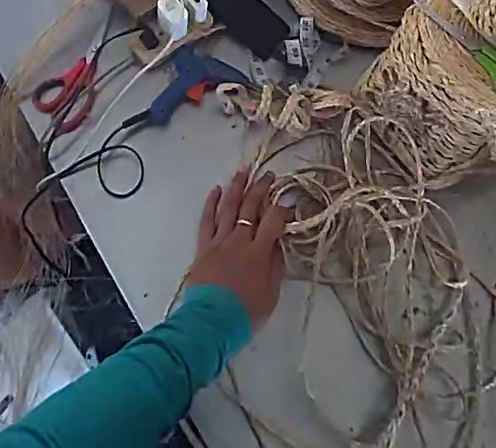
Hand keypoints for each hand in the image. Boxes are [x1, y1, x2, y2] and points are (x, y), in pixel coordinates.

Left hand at [186, 167, 290, 331]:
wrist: (209, 324)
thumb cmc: (244, 314)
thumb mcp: (270, 296)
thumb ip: (276, 267)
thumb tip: (280, 245)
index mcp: (259, 251)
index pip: (274, 220)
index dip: (284, 209)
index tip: (291, 205)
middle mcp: (240, 239)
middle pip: (251, 206)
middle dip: (261, 188)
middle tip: (269, 175)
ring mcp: (220, 240)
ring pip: (229, 206)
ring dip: (237, 187)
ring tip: (243, 171)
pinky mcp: (203, 246)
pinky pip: (207, 219)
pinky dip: (211, 203)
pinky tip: (216, 189)